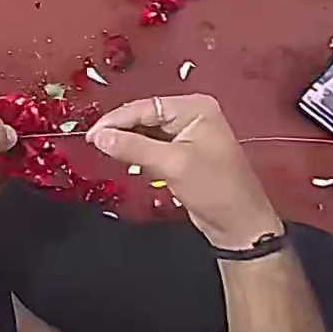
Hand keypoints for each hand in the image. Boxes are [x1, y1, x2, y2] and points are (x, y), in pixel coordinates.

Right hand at [87, 95, 283, 249]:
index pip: (146, 106)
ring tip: (105, 151)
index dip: (116, 119)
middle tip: (95, 144)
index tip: (92, 134)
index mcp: (195, 107)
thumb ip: (133, 147)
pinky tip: (126, 160)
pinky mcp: (184, 151)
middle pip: (145, 116)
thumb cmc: (214, 189)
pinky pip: (153, 145)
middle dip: (121, 129)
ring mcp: (188, 132)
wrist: (240, 226)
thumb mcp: (172, 165)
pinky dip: (139, 152)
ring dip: (128, 141)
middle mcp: (192, 114)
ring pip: (147, 131)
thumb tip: (99, 136)